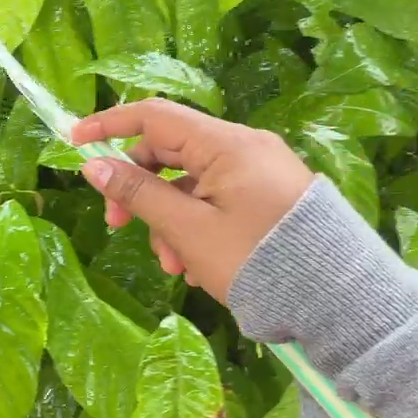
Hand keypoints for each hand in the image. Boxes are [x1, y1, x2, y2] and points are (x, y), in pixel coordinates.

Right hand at [71, 99, 314, 304]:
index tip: (74, 140)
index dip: (109, 124)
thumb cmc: (256, 259)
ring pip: (189, 182)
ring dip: (166, 218)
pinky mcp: (268, 197)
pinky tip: (195, 265)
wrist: (343, 302)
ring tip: (172, 265)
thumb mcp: (186, 229)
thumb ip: (137, 193)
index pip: (154, 115)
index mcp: (226, 145)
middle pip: (168, 152)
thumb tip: (94, 167)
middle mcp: (244, 148)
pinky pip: (215, 199)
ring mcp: (259, 172)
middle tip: (117, 226)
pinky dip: (193, 225)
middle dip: (138, 190)